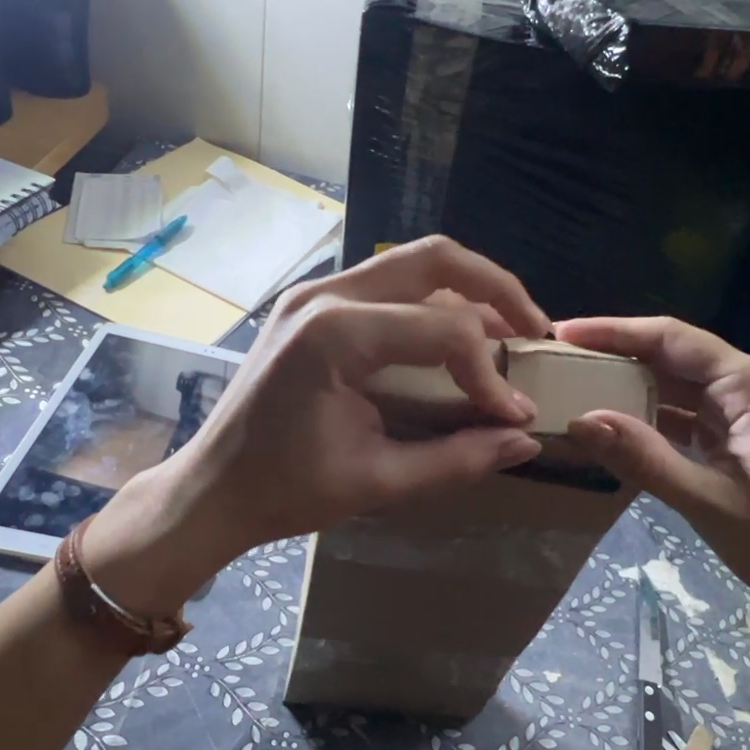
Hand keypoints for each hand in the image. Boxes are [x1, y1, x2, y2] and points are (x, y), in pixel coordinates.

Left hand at [84, 237, 551, 610]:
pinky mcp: (312, 306)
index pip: (445, 330)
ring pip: (413, 262)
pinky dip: (433, 302)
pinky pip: (388, 284)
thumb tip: (525, 441)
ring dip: (468, 290)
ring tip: (507, 332)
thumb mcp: (378, 482)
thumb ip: (457, 459)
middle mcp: (325, 295)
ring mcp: (314, 294)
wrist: (213, 487)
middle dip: (498, 290)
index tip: (513, 416)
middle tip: (535, 331)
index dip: (491, 373)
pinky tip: (454, 338)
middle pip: (436, 258)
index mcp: (335, 335)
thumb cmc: (286, 491)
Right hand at [557, 317, 749, 614]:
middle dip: (617, 357)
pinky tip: (615, 427)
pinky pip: (690, 417)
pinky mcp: (744, 438)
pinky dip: (653, 420)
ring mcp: (749, 412)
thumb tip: (580, 420)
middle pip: (674, 357)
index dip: (614, 331)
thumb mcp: (707, 501)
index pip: (672, 339)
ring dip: (632, 390)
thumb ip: (643, 457)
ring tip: (576, 389)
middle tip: (558, 363)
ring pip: (680, 388)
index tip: (562, 333)